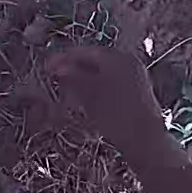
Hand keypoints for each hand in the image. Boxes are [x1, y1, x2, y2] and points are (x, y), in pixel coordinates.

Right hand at [44, 46, 173, 167]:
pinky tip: (85, 95)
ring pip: (103, 71)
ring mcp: (135, 77)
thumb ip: (73, 77)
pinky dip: (96, 85)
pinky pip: (111, 81)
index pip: (86, 52)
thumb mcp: (89, 94)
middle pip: (96, 60)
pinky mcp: (137, 92)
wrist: (144, 141)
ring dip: (84, 77)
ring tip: (67, 86)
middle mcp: (128, 63)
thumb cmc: (115, 114)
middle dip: (74, 67)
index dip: (64, 58)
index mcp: (117, 58)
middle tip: (55, 76)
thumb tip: (58, 67)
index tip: (47, 66)